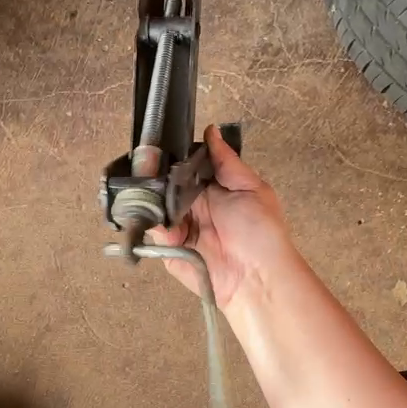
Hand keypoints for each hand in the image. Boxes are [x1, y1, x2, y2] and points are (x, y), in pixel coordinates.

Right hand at [148, 125, 295, 310]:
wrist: (256, 277)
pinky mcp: (168, 249)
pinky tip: (162, 220)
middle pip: (165, 183)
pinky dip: (154, 223)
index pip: (184, 165)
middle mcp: (192, 205)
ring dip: (151, 198)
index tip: (158, 143)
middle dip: (155, 174)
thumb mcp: (250, 188)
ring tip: (151, 192)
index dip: (172, 155)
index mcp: (211, 188)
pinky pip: (153, 231)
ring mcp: (178, 226)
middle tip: (146, 164)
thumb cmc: (260, 231)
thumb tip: (210, 130)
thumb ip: (226, 160)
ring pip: (154, 205)